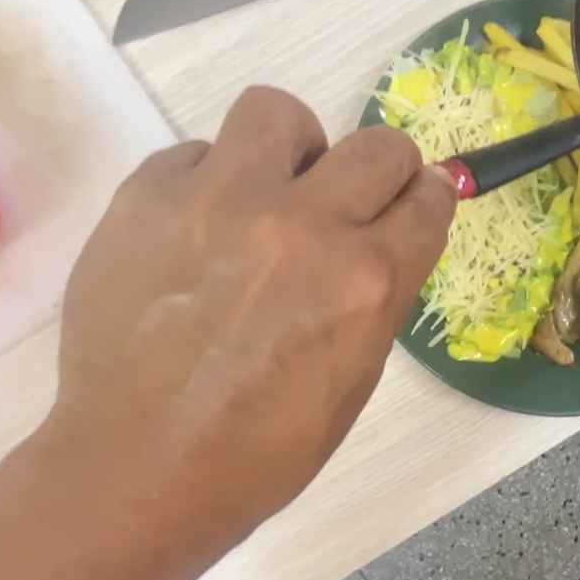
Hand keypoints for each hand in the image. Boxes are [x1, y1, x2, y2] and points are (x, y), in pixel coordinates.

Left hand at [43, 87, 454, 548]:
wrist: (147, 465)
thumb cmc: (267, 450)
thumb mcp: (353, 382)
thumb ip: (374, 303)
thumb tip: (375, 251)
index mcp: (367, 283)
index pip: (428, 202)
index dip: (431, 201)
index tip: (419, 205)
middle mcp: (304, 225)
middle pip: (377, 147)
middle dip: (387, 171)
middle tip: (362, 199)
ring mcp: (219, 200)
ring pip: (279, 114)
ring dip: (296, 150)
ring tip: (275, 194)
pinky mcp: (147, 194)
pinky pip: (198, 153)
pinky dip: (215, 183)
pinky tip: (204, 234)